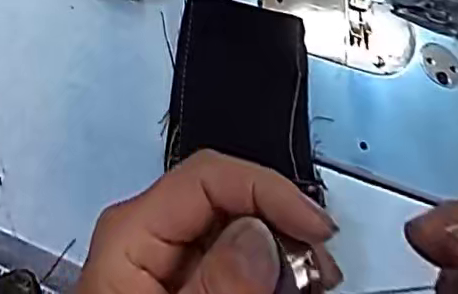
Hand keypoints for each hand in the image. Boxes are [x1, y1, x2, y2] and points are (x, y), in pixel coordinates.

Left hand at [79, 151, 341, 293]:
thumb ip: (216, 289)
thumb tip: (260, 234)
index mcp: (133, 230)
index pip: (208, 175)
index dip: (268, 189)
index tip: (319, 229)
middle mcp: (150, 231)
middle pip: (227, 198)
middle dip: (280, 225)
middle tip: (324, 272)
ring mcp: (166, 257)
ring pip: (236, 228)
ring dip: (280, 253)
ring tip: (311, 285)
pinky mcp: (185, 281)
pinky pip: (231, 260)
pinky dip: (264, 275)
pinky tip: (285, 291)